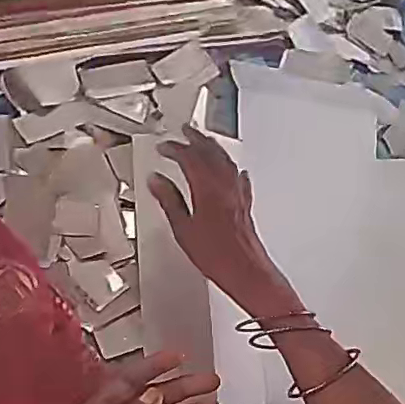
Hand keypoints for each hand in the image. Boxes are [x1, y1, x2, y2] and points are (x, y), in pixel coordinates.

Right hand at [151, 126, 301, 316]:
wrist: (246, 272)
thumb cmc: (218, 256)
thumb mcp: (182, 229)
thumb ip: (169, 201)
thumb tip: (157, 182)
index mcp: (207, 188)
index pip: (189, 157)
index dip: (174, 148)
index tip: (163, 147)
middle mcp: (226, 186)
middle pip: (211, 152)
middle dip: (196, 139)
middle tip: (185, 131)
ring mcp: (239, 194)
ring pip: (226, 161)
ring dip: (214, 148)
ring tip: (204, 142)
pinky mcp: (246, 205)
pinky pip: (238, 178)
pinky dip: (231, 168)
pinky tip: (232, 170)